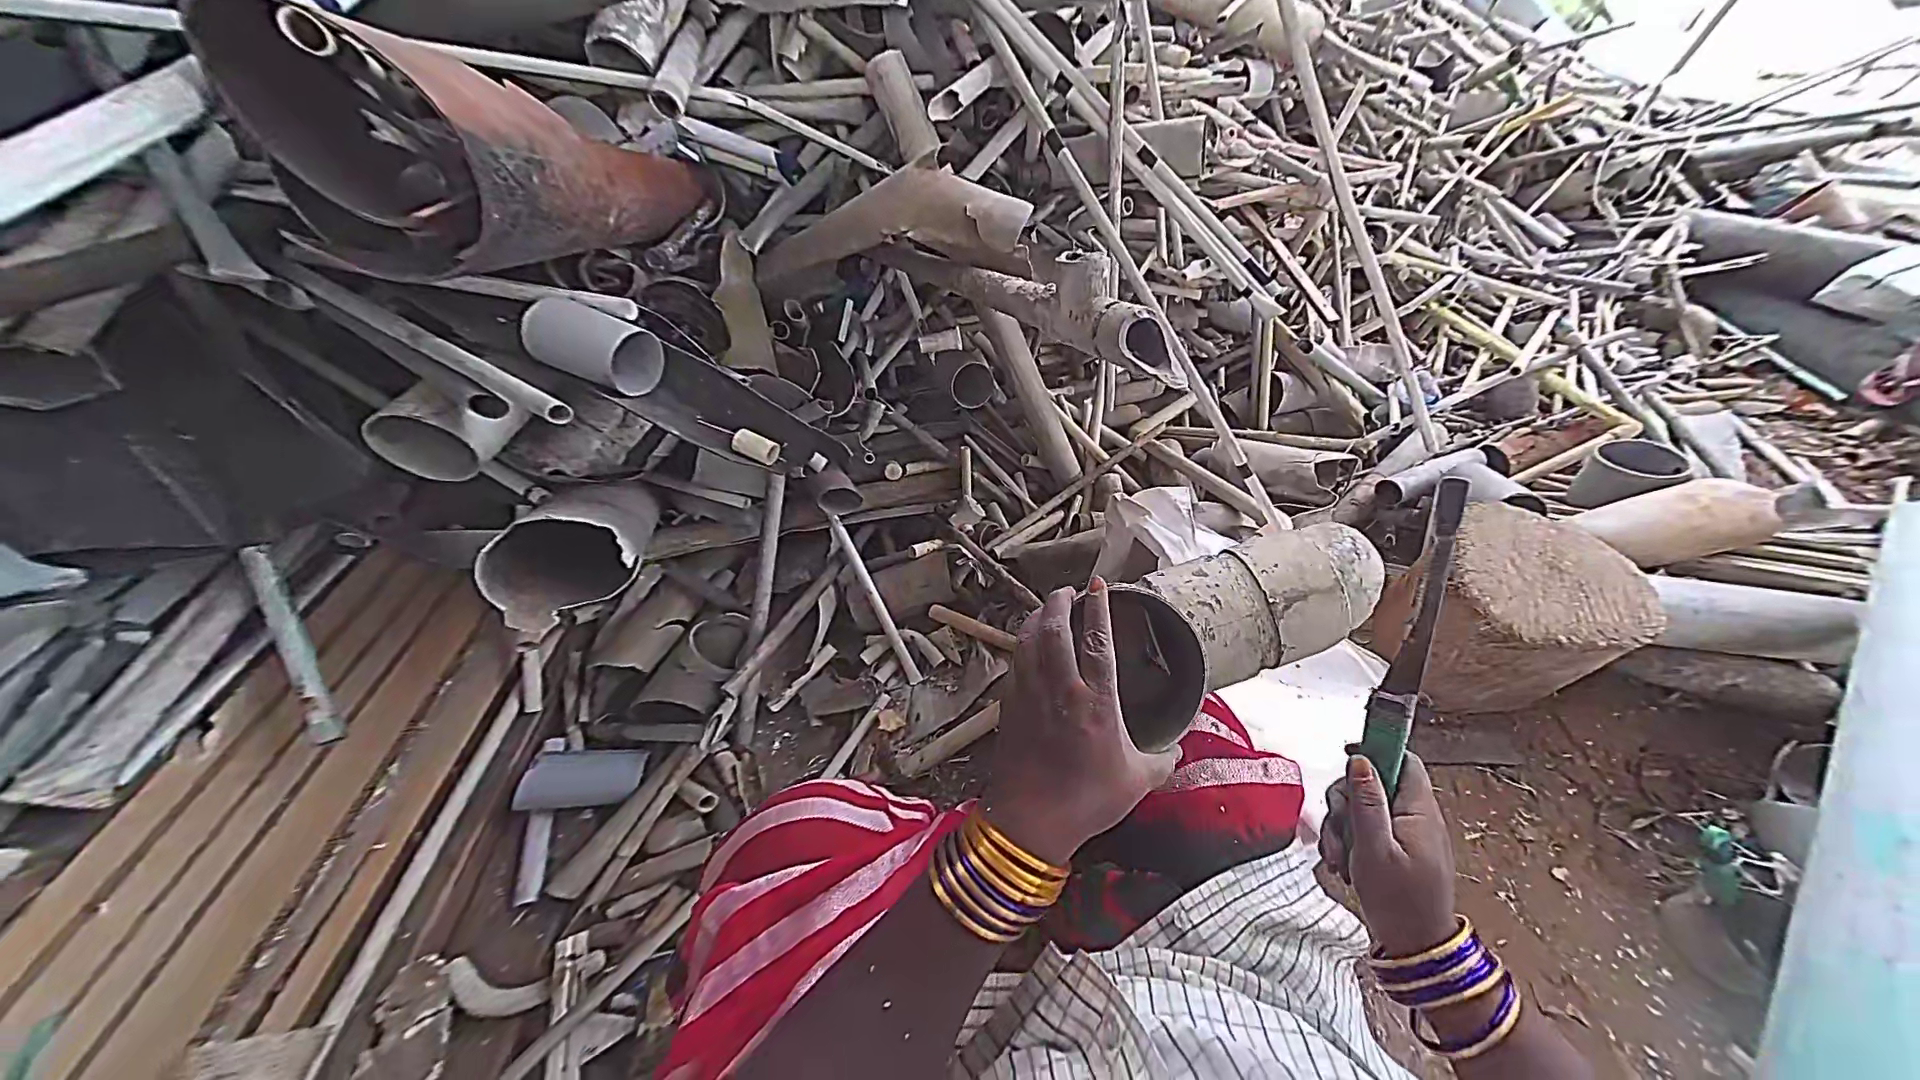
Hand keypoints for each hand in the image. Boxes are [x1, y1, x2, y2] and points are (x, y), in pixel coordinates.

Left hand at [982, 579, 1181, 864]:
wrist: (1030, 820)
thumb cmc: (1087, 800)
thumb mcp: (1138, 780)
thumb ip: (1163, 758)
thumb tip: (1178, 746)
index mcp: (1095, 702)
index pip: (1097, 641)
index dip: (1098, 607)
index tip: (1098, 584)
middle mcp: (1060, 690)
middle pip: (1055, 629)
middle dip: (1059, 602)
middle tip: (1067, 590)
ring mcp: (1030, 694)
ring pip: (1029, 640)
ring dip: (1037, 617)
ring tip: (1047, 608)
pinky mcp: (1009, 704)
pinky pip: (1015, 661)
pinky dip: (1022, 643)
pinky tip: (1028, 643)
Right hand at [1319, 753, 1456, 956]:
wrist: (1416, 950)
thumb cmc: (1399, 901)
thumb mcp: (1374, 849)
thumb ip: (1367, 802)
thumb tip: (1361, 760)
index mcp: (1419, 812)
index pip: (1404, 760)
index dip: (1376, 749)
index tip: (1347, 755)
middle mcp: (1415, 818)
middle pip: (1372, 783)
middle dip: (1345, 801)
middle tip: (1337, 826)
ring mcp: (1405, 834)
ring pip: (1362, 808)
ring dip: (1341, 826)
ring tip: (1338, 856)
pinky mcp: (1395, 848)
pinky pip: (1363, 829)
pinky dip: (1347, 841)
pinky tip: (1342, 863)